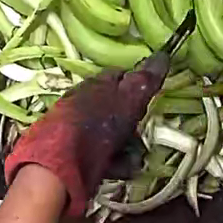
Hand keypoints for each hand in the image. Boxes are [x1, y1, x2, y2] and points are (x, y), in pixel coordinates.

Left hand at [2, 68, 162, 215]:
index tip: (153, 95)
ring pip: (111, 133)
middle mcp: (85, 102)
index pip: (122, 75)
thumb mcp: (128, 99)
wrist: (59, 164)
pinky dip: (115, 161)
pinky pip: (103, 154)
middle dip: (134, 122)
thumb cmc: (96, 125)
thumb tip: (164, 54)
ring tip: (133, 158)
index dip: (139, 83)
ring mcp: (77, 128)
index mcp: (96, 84)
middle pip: (118, 107)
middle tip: (144, 133)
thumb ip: (146, 80)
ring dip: (127, 146)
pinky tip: (120, 169)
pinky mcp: (75, 153)